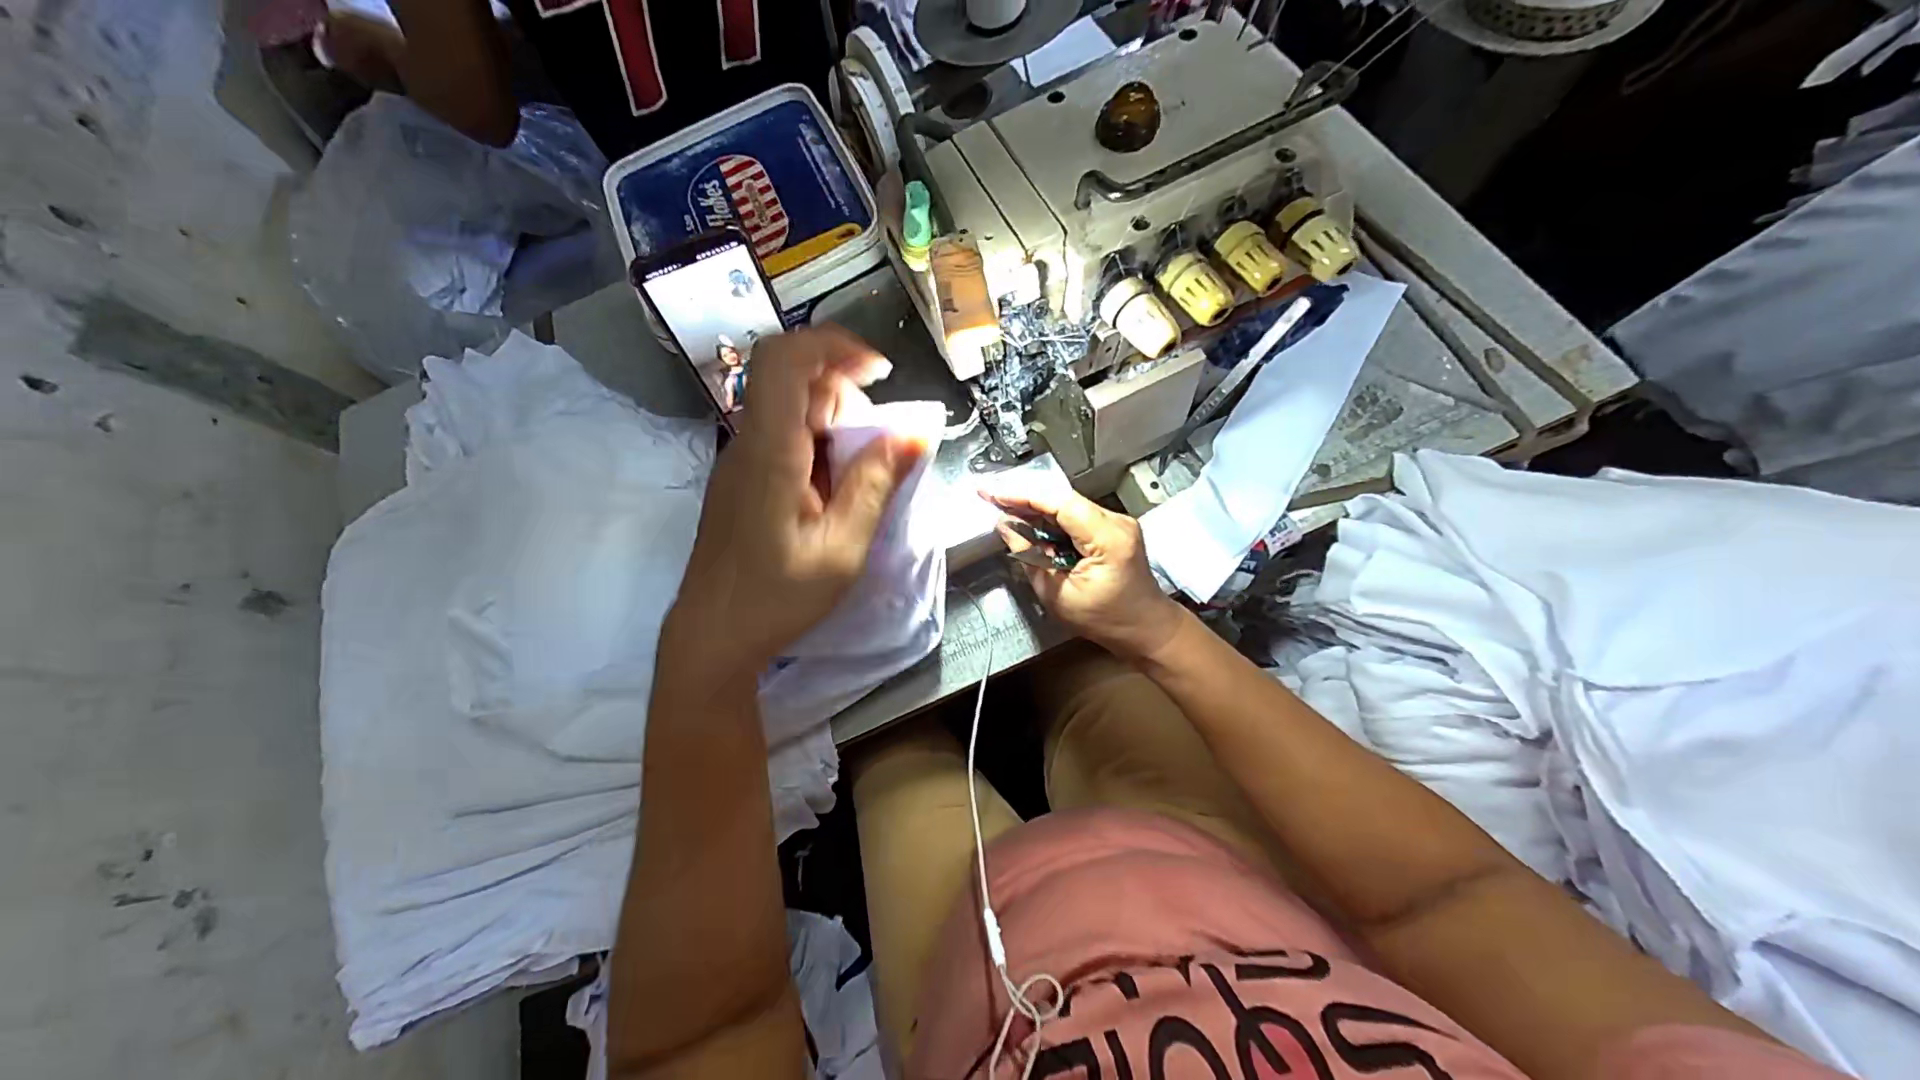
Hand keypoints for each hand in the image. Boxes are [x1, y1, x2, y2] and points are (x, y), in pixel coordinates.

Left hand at [663, 327, 926, 685]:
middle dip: (846, 392)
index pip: (785, 359)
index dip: (834, 344)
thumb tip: (916, 432)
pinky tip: (835, 488)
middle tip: (877, 443)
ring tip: (861, 472)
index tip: (880, 371)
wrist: (713, 635)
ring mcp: (741, 460)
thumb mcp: (843, 546)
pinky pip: (784, 437)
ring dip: (835, 421)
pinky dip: (819, 444)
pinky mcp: (743, 478)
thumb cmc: (778, 597)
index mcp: (770, 451)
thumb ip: (877, 483)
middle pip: (792, 379)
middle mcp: (749, 443)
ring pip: (790, 407)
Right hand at [984, 485, 1186, 661]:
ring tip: (1007, 515)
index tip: (994, 494)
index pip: (1060, 503)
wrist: (1146, 628)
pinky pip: (1077, 515)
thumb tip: (1007, 527)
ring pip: (1068, 505)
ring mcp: (1118, 522)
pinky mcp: (1114, 527)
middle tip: (992, 500)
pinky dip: (1052, 520)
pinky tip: (1032, 527)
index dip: (1023, 496)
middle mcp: (1117, 522)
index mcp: (1108, 538)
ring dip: (1037, 511)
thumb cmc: (1106, 620)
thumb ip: (1030, 557)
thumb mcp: (1057, 595)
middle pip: (1063, 499)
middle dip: (1026, 501)